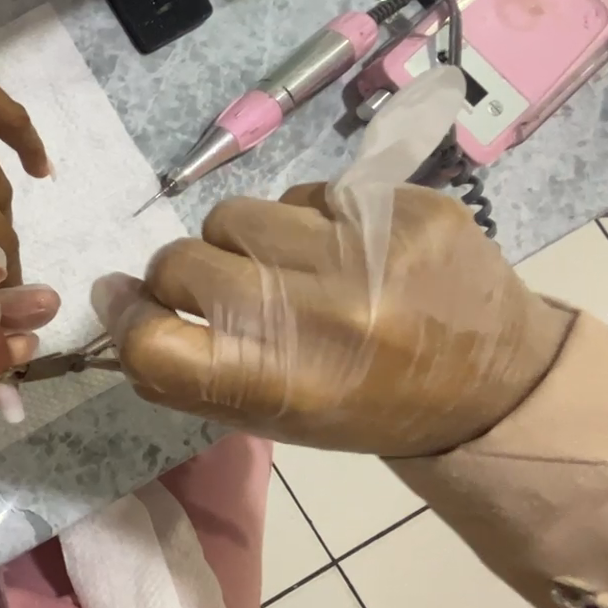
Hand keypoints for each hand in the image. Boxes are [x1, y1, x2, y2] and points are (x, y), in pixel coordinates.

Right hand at [92, 180, 571, 456]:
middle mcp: (315, 316)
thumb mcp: (257, 414)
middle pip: (178, 262)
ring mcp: (366, 254)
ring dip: (239, 241)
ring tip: (285, 267)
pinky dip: (304, 221)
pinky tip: (341, 251)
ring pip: (232, 214)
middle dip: (180, 275)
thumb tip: (113, 292)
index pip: (150, 338)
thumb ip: (177, 367)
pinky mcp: (408, 210)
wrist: (494, 386)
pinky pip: (304, 193)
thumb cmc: (352, 409)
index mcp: (274, 385)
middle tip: (219, 290)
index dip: (123, 315)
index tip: (124, 300)